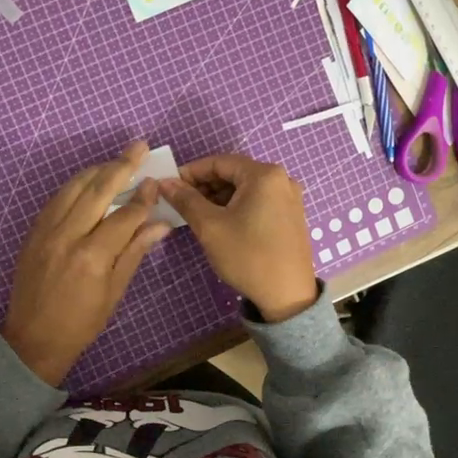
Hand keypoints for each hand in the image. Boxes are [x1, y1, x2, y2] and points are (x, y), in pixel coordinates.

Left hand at [2, 142, 172, 384]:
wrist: (33, 339)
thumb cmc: (81, 323)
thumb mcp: (114, 292)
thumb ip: (134, 252)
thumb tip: (159, 223)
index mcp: (92, 256)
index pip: (124, 215)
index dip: (143, 198)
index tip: (155, 183)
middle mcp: (67, 236)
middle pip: (97, 190)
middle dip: (121, 166)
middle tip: (138, 147)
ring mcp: (46, 231)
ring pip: (73, 188)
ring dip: (96, 170)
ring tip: (116, 161)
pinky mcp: (34, 231)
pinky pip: (57, 199)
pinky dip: (75, 186)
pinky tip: (89, 182)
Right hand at [159, 154, 317, 321]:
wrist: (287, 296)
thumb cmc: (247, 256)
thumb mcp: (210, 226)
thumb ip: (186, 199)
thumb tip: (165, 182)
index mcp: (264, 175)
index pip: (219, 162)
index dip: (191, 172)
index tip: (170, 187)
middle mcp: (282, 179)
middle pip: (234, 173)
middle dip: (205, 186)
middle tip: (182, 203)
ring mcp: (290, 198)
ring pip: (245, 189)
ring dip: (220, 197)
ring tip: (198, 216)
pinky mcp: (291, 216)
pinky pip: (258, 201)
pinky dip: (237, 207)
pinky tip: (222, 223)